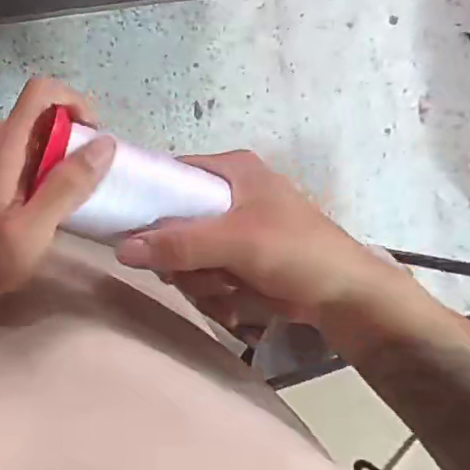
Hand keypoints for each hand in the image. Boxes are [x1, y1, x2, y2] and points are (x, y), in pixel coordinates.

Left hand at [0, 78, 114, 299]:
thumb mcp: (33, 229)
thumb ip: (67, 186)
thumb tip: (105, 144)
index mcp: (3, 146)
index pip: (41, 91)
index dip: (74, 101)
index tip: (93, 136)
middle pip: (41, 111)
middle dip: (73, 133)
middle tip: (89, 175)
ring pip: (35, 133)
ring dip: (61, 152)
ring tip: (75, 191)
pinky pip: (24, 151)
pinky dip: (45, 165)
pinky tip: (50, 199)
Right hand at [114, 151, 407, 327]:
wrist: (348, 300)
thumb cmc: (298, 252)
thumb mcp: (236, 241)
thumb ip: (178, 243)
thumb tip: (121, 249)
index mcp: (231, 169)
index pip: (169, 174)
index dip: (147, 199)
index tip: (132, 229)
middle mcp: (227, 194)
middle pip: (170, 222)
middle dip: (178, 255)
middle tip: (188, 270)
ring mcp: (230, 230)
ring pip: (181, 253)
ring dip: (196, 277)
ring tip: (223, 286)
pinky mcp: (235, 260)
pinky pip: (199, 272)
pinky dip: (210, 289)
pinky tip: (231, 297)